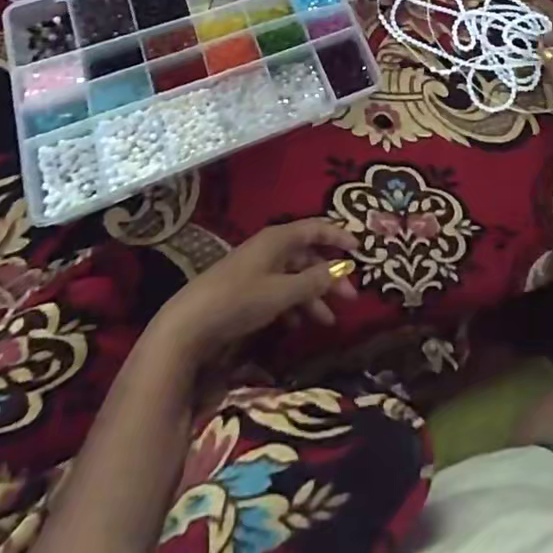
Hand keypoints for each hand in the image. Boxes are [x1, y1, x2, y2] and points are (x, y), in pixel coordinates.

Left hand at [153, 220, 359, 359]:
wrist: (191, 324)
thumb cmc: (239, 300)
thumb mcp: (282, 292)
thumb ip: (313, 280)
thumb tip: (342, 268)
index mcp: (277, 239)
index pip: (314, 228)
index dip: (338, 235)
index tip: (361, 250)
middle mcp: (268, 248)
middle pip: (306, 255)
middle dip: (329, 275)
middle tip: (350, 298)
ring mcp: (256, 269)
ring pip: (294, 276)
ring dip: (313, 295)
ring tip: (327, 320)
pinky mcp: (246, 289)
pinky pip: (279, 290)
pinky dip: (293, 304)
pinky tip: (298, 324)